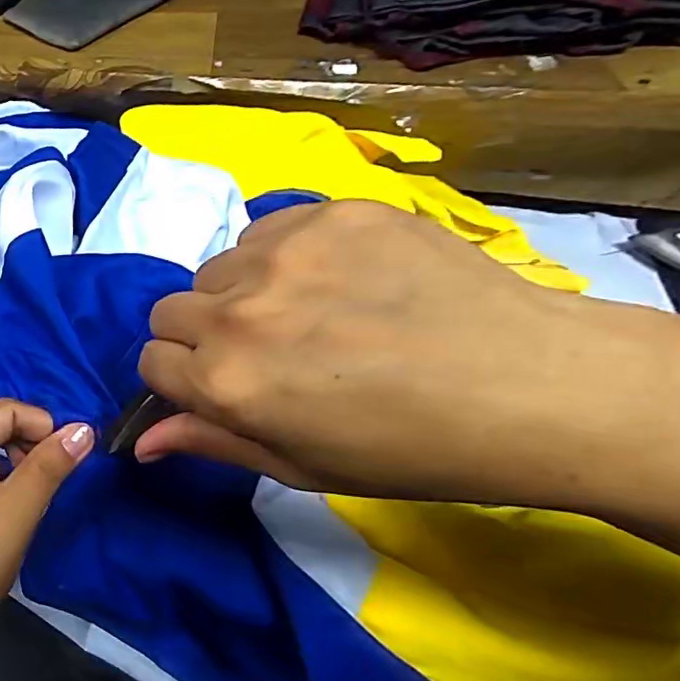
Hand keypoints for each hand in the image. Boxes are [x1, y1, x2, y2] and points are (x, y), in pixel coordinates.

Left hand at [0, 401, 92, 680]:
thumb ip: (46, 470)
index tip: (77, 458)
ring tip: (31, 502)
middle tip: (55, 484)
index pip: (4, 410)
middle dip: (32, 445)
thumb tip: (84, 428)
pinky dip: (6, 478)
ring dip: (21, 463)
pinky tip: (15, 507)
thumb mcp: (9, 521)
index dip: (45, 428)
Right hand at [137, 200, 679, 509]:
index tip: (222, 384)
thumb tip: (139, 439)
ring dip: (242, 292)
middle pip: (169, 311)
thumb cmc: (414, 448)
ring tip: (310, 311)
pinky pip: (265, 230)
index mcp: (226, 381)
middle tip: (265, 350)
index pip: (151, 361)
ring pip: (217, 269)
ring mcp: (282, 254)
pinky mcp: (326, 214)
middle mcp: (237, 313)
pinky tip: (340, 277)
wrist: (539, 386)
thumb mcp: (303, 466)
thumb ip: (212, 442)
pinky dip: (283, 255)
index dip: (182, 378)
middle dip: (200, 334)